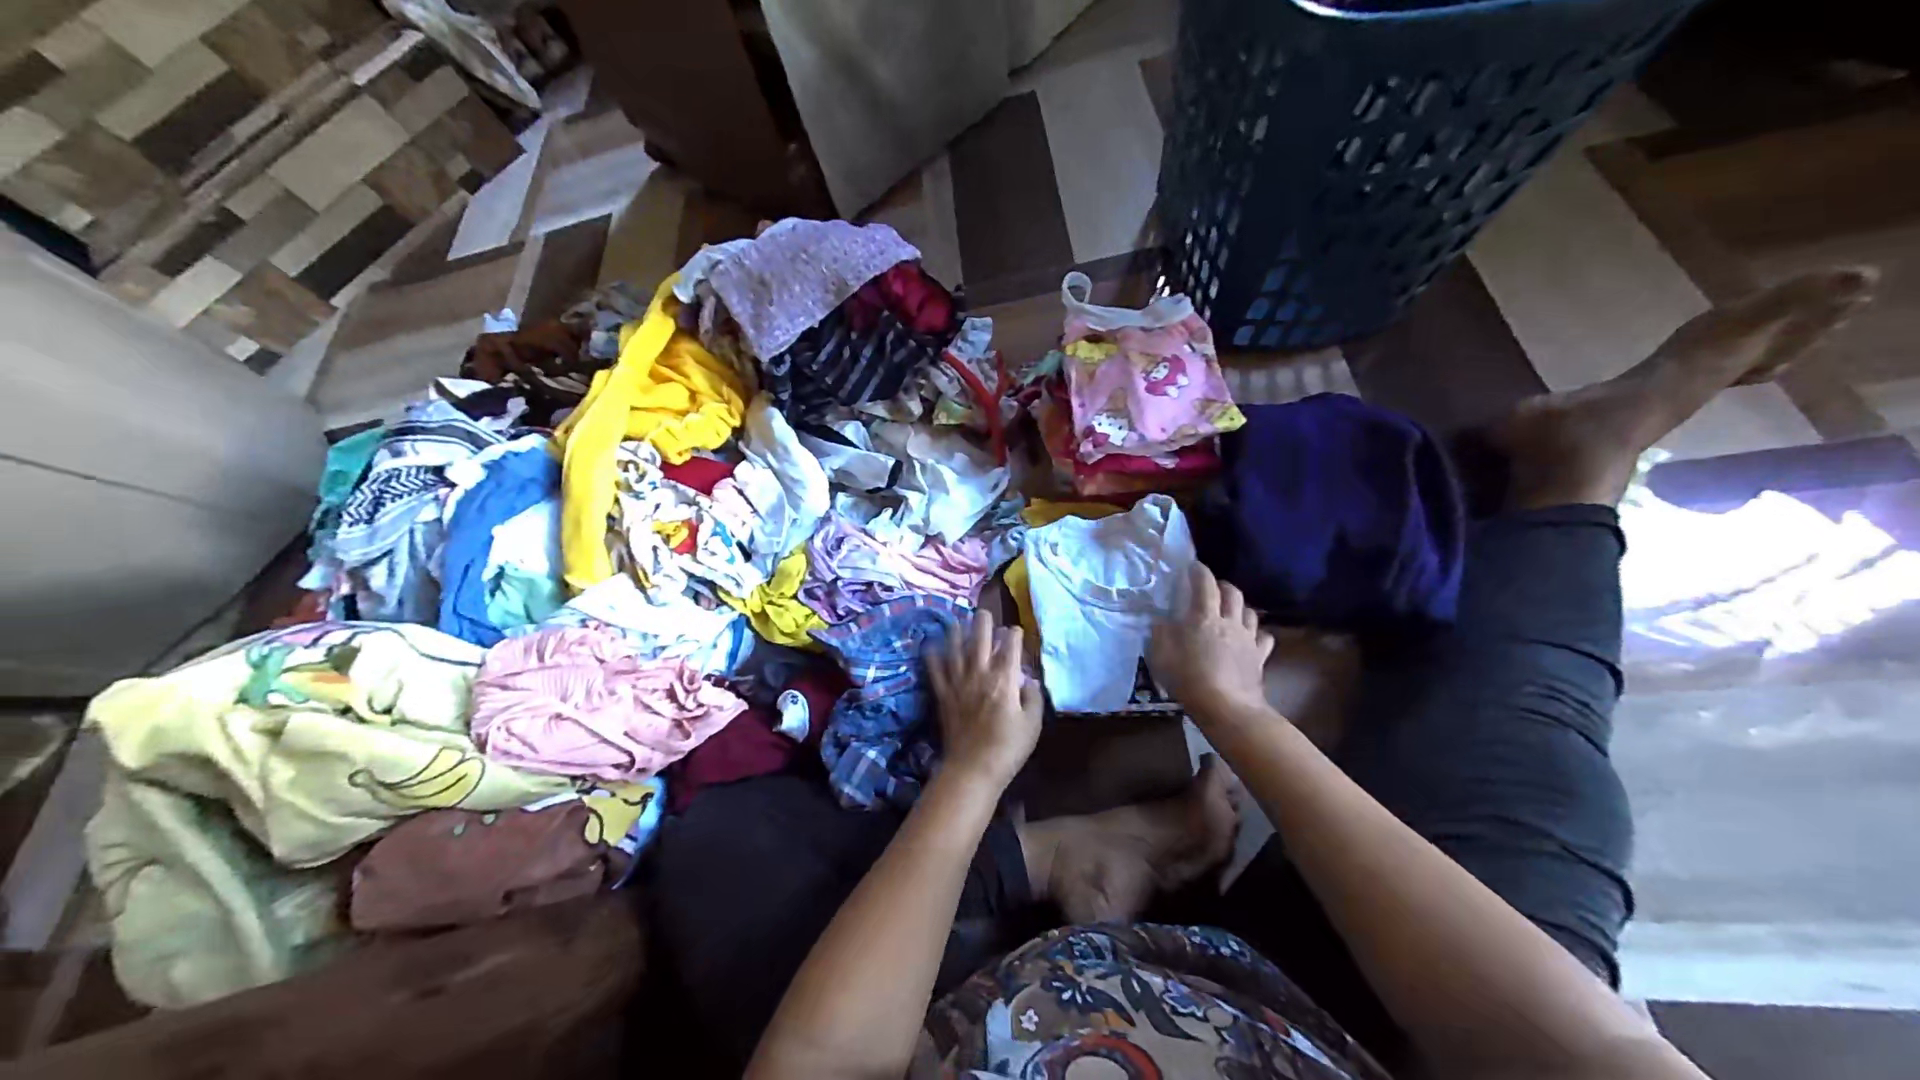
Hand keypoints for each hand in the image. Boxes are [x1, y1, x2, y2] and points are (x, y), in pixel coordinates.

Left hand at [928, 610, 1042, 788]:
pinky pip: (935, 671)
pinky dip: (932, 657)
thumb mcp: (1033, 724)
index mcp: (1005, 680)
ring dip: (957, 632)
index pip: (1009, 647)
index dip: (1012, 635)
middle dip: (983, 622)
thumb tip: (1028, 681)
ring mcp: (958, 684)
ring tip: (957, 621)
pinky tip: (930, 646)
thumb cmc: (1008, 748)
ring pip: (956, 650)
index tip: (1014, 630)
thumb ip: (1033, 698)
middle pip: (980, 640)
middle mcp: (980, 675)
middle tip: (983, 612)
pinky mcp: (943, 695)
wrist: (973, 769)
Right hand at [1149, 563, 1275, 719]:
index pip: (1205, 583)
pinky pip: (1263, 637)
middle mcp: (1230, 621)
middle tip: (1212, 588)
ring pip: (1250, 612)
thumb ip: (1160, 633)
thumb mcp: (1160, 654)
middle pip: (1233, 593)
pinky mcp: (1260, 657)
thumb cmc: (1189, 677)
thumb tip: (1162, 620)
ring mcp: (1248, 639)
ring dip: (1240, 607)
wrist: (1227, 707)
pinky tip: (1249, 638)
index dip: (1199, 571)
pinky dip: (1256, 633)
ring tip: (1231, 611)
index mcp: (1204, 616)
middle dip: (1222, 585)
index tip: (1193, 566)